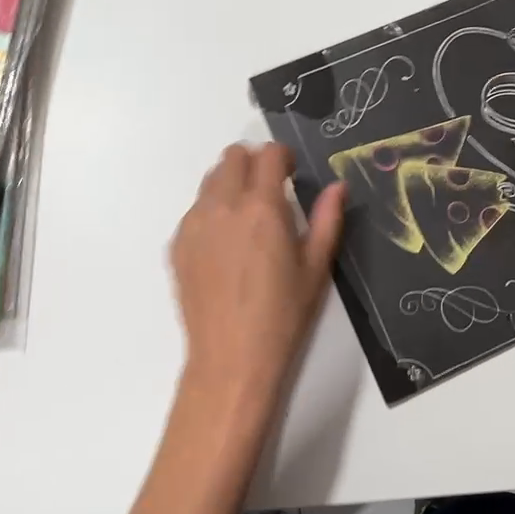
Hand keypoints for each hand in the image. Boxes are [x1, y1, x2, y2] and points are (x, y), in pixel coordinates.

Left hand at [170, 143, 345, 406]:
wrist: (230, 359)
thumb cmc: (282, 315)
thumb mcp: (315, 267)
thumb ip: (327, 219)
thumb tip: (337, 186)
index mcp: (262, 207)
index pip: (268, 155)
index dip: (283, 158)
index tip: (291, 175)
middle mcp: (223, 206)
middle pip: (232, 157)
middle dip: (253, 164)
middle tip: (269, 191)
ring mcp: (194, 223)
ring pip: (210, 180)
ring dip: (230, 184)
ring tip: (246, 219)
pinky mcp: (177, 244)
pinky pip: (195, 210)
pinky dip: (211, 212)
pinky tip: (226, 246)